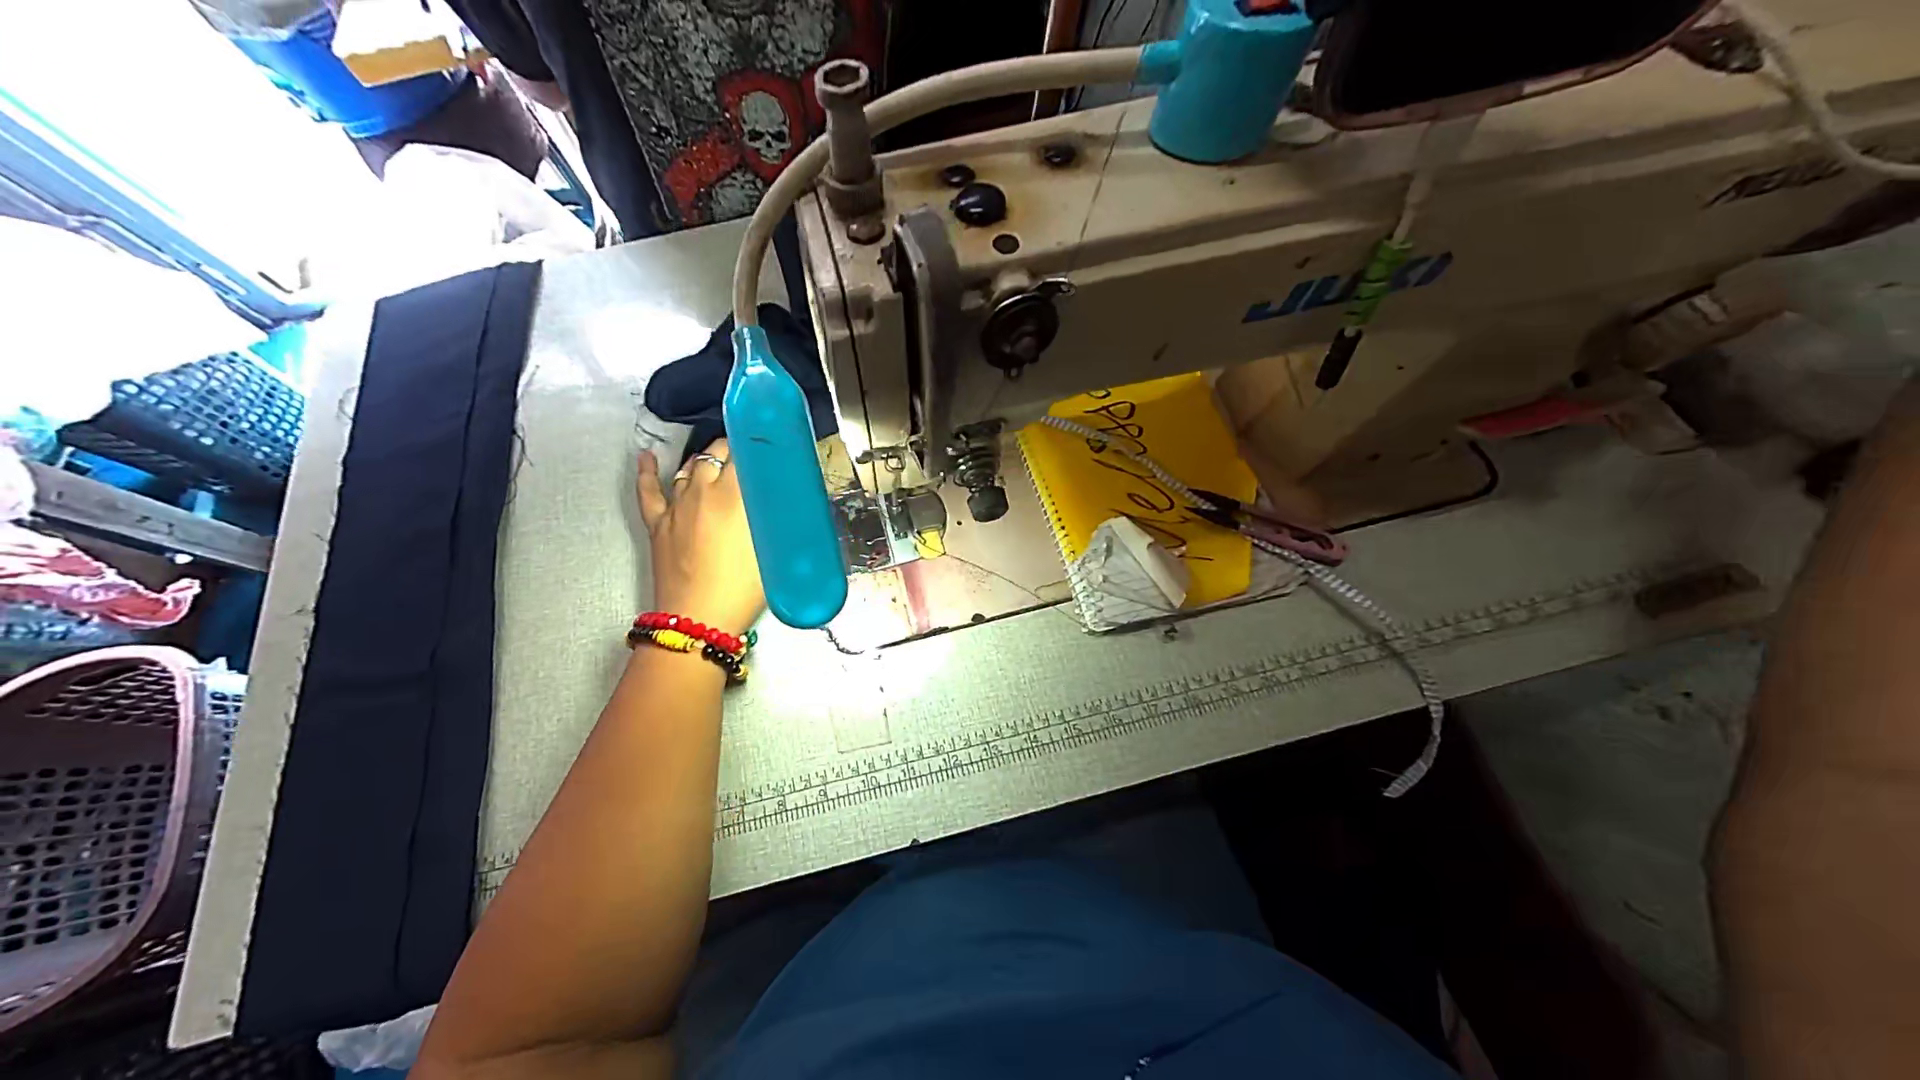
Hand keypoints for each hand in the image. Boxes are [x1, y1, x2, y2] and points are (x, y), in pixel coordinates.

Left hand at [637, 440, 764, 635]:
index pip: (746, 453)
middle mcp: (703, 492)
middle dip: (734, 450)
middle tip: (751, 460)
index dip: (758, 446)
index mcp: (734, 496)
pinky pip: (649, 490)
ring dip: (705, 461)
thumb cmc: (742, 590)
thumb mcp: (775, 551)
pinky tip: (648, 458)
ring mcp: (677, 506)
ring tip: (719, 462)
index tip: (769, 445)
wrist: (698, 621)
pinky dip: (647, 471)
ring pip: (689, 468)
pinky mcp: (658, 523)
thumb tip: (788, 502)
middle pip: (716, 454)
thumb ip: (780, 520)